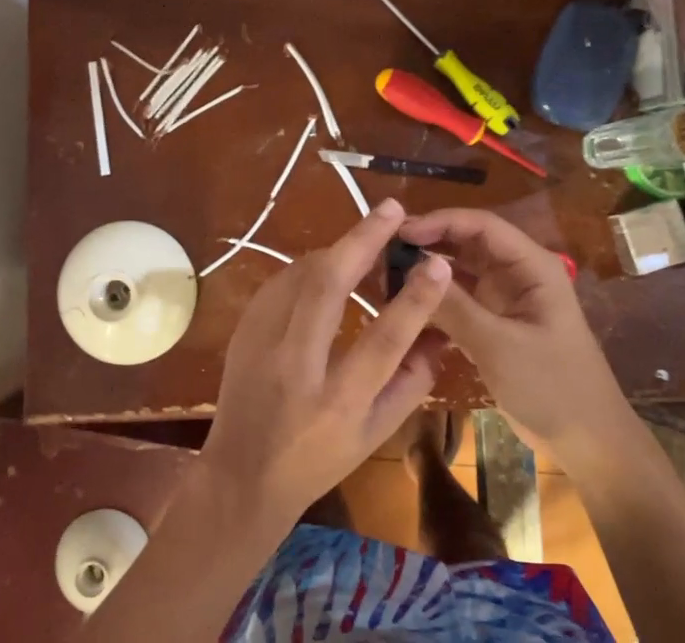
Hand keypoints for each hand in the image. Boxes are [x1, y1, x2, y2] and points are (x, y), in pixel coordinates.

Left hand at [199, 199, 451, 527]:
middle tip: (391, 210)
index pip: (382, 341)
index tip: (436, 263)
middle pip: (327, 286)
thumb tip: (441, 331)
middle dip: (362, 240)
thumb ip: (413, 382)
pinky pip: (281, 282)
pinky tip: (328, 266)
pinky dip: (309, 267)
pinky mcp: (243, 329)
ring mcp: (261, 343)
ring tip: (367, 237)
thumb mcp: (376, 434)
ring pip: (299, 274)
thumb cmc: (319, 459)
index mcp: (338, 401)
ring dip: (337, 250)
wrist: (242, 473)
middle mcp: (296, 365)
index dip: (414, 300)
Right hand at [399, 208, 625, 459]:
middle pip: (467, 244)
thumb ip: (454, 307)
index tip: (398, 231)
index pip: (481, 226)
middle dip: (428, 244)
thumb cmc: (551, 386)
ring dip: (428, 274)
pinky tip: (403, 307)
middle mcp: (518, 274)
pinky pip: (459, 302)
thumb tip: (408, 270)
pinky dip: (435, 302)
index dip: (440, 222)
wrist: (586, 441)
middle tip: (382, 251)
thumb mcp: (498, 345)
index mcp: (532, 266)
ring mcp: (506, 300)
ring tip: (384, 275)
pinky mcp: (495, 325)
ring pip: (460, 273)